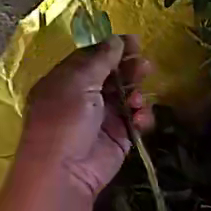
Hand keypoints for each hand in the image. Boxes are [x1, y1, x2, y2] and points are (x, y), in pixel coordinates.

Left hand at [18, 35, 153, 199]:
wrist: (66, 170)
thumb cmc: (65, 119)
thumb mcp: (78, 82)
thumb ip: (100, 59)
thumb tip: (116, 40)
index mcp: (66, 80)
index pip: (92, 58)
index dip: (112, 49)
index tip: (134, 42)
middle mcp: (83, 97)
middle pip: (113, 76)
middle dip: (129, 69)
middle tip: (145, 66)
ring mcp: (103, 118)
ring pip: (127, 97)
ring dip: (136, 93)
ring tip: (138, 98)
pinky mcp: (120, 137)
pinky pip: (136, 121)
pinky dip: (141, 117)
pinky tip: (139, 118)